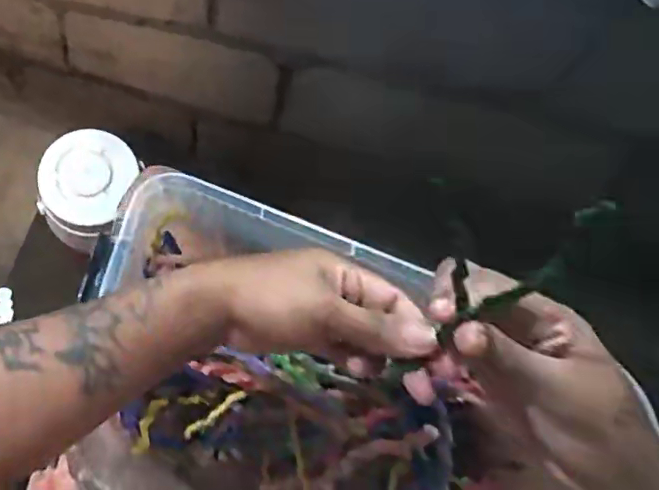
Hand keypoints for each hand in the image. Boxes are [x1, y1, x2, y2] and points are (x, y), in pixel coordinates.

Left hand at [189, 249, 439, 380]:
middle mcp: (337, 287)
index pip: (396, 298)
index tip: (440, 367)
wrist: (218, 307)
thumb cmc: (273, 299)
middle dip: (401, 349)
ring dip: (376, 357)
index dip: (419, 330)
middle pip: (384, 319)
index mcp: (344, 271)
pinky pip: (343, 345)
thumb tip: (429, 338)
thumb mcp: (326, 312)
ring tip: (370, 373)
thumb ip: (375, 327)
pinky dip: (352, 358)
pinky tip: (351, 370)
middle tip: (417, 387)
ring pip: (364, 336)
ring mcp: (322, 309)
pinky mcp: (308, 329)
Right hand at [429, 260, 658, 489]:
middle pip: (463, 298)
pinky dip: (438, 359)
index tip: (439, 315)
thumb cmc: (603, 434)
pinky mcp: (486, 375)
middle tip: (429, 336)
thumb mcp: (558, 391)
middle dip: (442, 312)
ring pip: (452, 325)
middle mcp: (516, 323)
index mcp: (543, 316)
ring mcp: (499, 349)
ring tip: (430, 362)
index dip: (460, 291)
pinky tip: (432, 373)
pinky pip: (453, 354)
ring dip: (436, 339)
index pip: (489, 283)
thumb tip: (459, 329)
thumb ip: (507, 355)